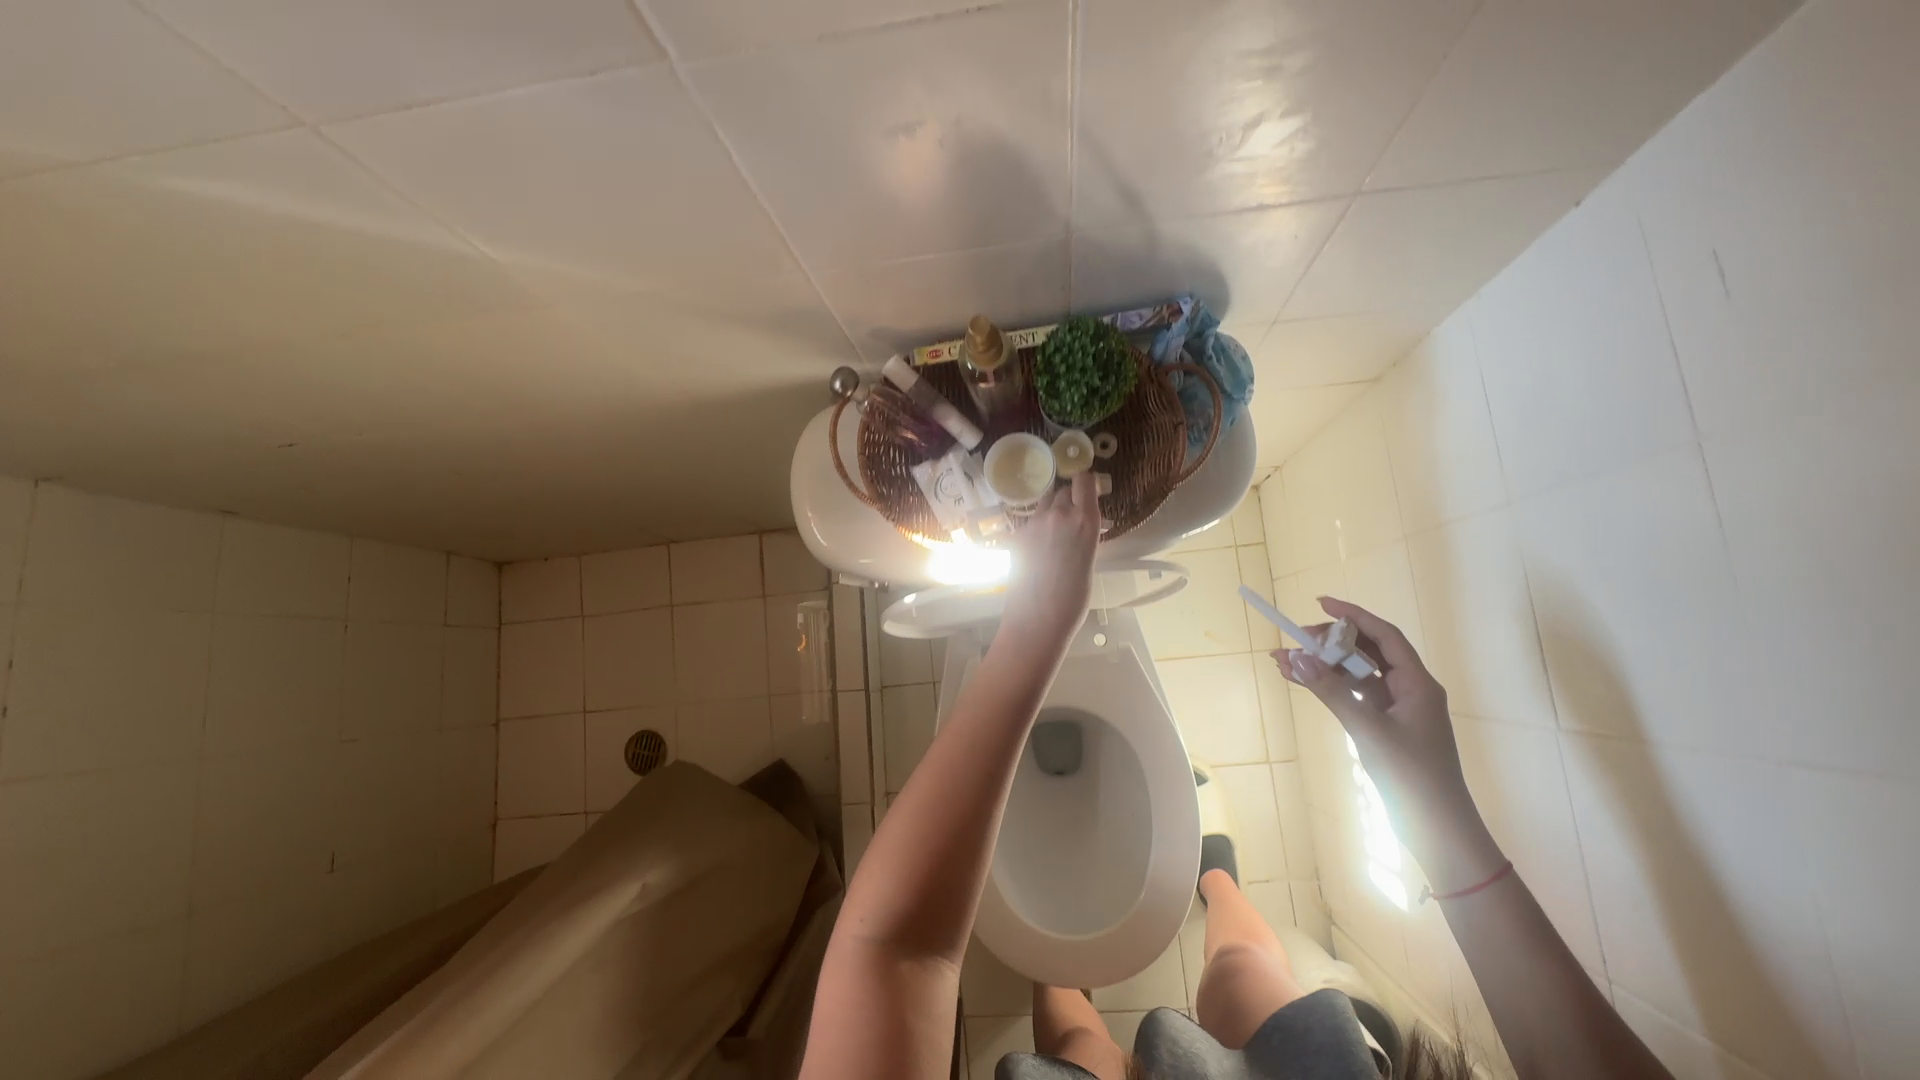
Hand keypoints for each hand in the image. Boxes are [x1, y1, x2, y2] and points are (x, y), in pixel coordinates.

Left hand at [1000, 471, 1099, 643]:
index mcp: (1085, 521)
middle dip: (1069, 497)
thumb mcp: (1088, 561)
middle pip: (1064, 490)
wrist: (1037, 619)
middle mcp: (1059, 515)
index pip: (1084, 480)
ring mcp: (1034, 523)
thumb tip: (1081, 528)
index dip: (1086, 481)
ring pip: (1045, 503)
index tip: (1090, 489)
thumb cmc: (1073, 599)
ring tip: (1055, 531)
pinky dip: (1037, 528)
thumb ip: (1084, 536)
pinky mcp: (1016, 535)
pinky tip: (1038, 549)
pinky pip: (1030, 523)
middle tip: (1073, 514)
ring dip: (1052, 509)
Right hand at [1276, 597, 1503, 892]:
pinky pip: (1358, 696)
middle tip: (1298, 640)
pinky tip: (1307, 684)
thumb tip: (1298, 659)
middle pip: (1370, 652)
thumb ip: (1333, 692)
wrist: (1437, 827)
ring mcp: (1400, 709)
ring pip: (1360, 675)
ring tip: (1289, 661)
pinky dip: (1333, 688)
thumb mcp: (1368, 730)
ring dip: (1328, 666)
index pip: (1384, 636)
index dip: (1354, 616)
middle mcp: (1412, 689)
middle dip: (1333, 643)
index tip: (1321, 603)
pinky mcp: (1389, 728)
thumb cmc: (1411, 776)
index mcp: (1418, 683)